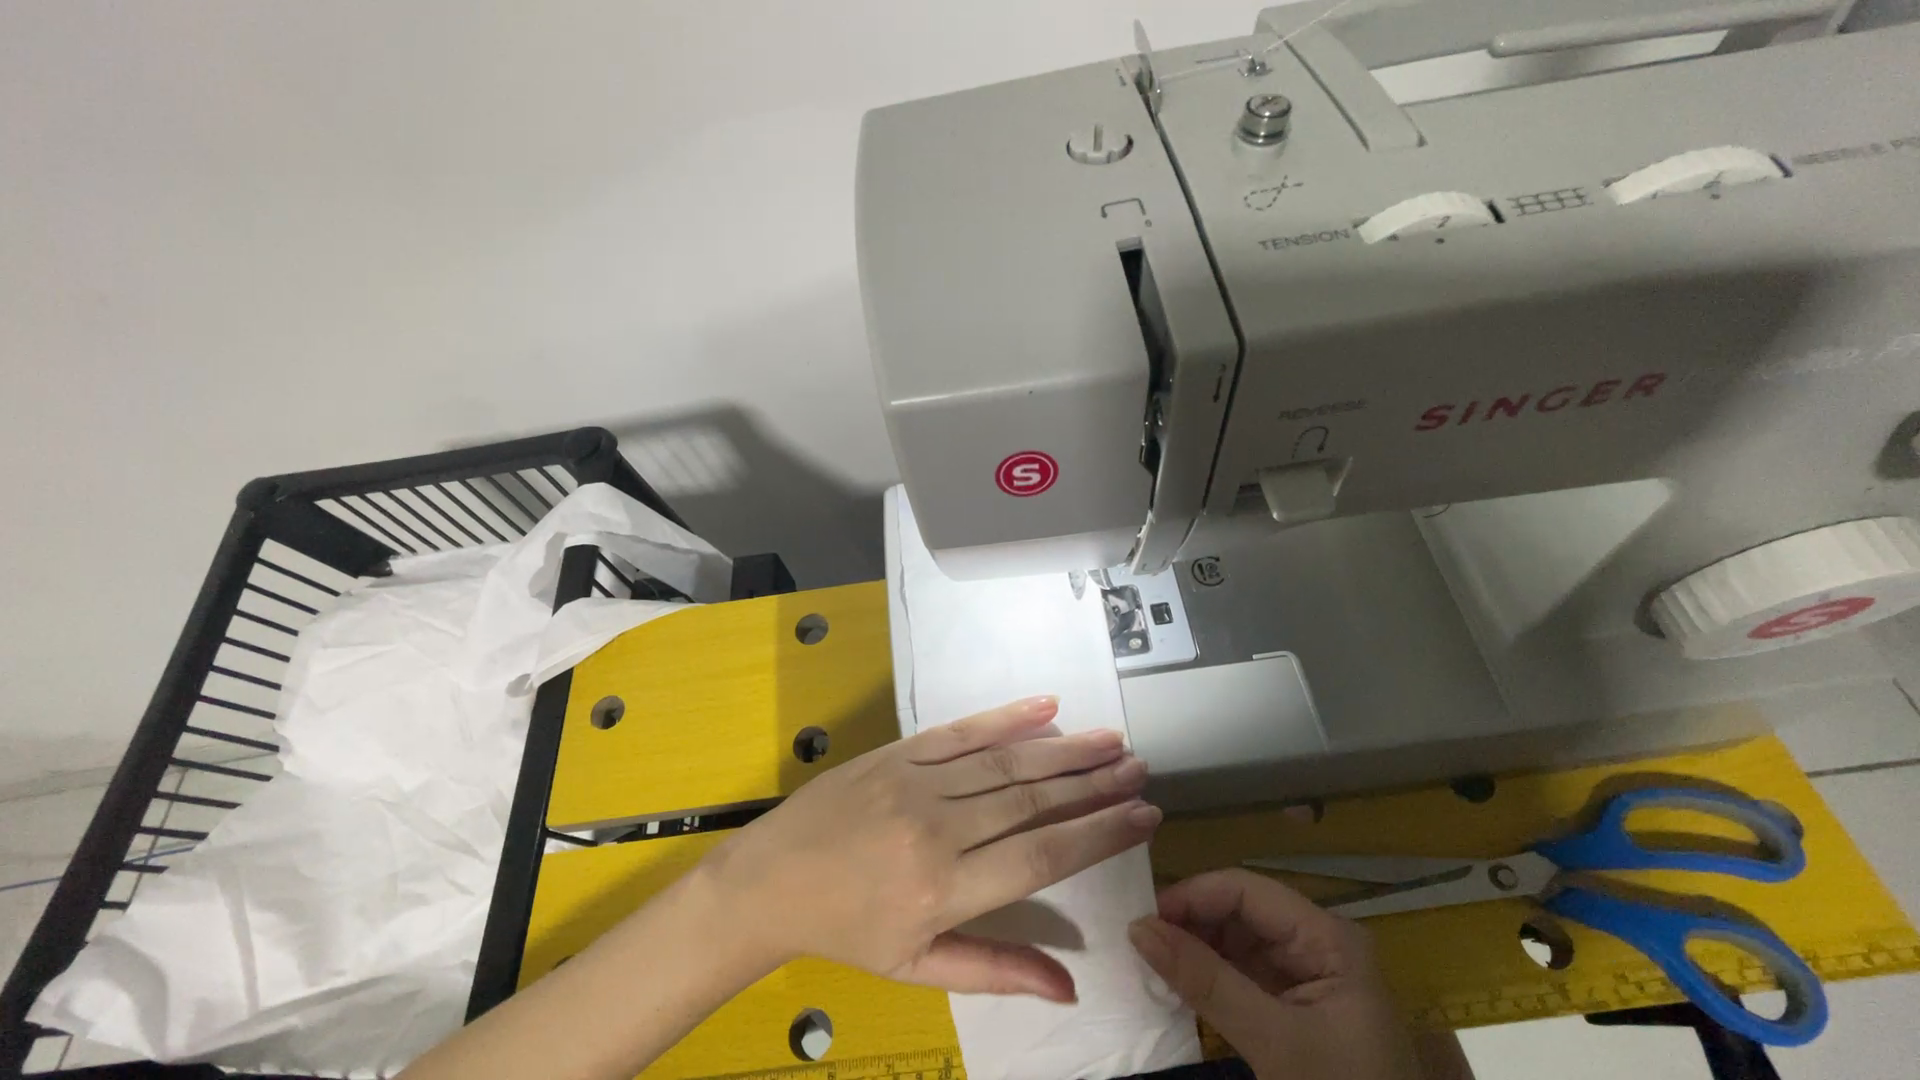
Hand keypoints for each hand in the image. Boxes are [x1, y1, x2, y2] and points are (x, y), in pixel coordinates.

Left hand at [699, 696, 1158, 1001]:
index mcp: (945, 889)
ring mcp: (916, 782)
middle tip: (1140, 768)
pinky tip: (1046, 707)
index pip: (1042, 856)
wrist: (770, 880)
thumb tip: (1071, 987)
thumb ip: (995, 970)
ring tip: (1112, 740)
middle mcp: (937, 829)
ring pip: (1005, 761)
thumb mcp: (917, 966)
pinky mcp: (897, 752)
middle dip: (1094, 784)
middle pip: (1032, 800)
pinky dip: (1006, 718)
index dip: (1099, 834)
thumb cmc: (847, 930)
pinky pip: (960, 730)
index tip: (1144, 815)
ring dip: (1064, 749)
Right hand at [1129, 870, 1420, 1079]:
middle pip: (1238, 911)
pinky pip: (1238, 976)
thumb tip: (1138, 928)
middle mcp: (1315, 944)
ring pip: (1233, 942)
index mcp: (1327, 937)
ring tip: (1144, 960)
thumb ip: (1208, 982)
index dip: (1192, 896)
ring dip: (1191, 950)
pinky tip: (1172, 986)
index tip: (1140, 919)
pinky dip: (1204, 979)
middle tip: (1135, 942)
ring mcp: (1303, 976)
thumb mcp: (1275, 1041)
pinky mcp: (1291, 1008)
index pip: (1246, 890)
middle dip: (1187, 922)